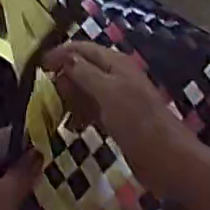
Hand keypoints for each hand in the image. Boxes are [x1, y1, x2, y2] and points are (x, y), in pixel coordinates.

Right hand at [42, 41, 196, 197]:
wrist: (171, 161)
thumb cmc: (138, 122)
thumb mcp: (108, 93)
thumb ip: (84, 73)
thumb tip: (65, 57)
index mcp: (114, 62)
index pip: (81, 48)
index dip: (60, 53)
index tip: (39, 65)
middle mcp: (115, 76)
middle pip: (83, 68)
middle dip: (64, 77)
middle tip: (45, 94)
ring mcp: (118, 98)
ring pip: (86, 90)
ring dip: (70, 98)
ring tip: (55, 112)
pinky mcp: (119, 120)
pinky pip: (93, 109)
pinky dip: (81, 114)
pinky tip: (72, 127)